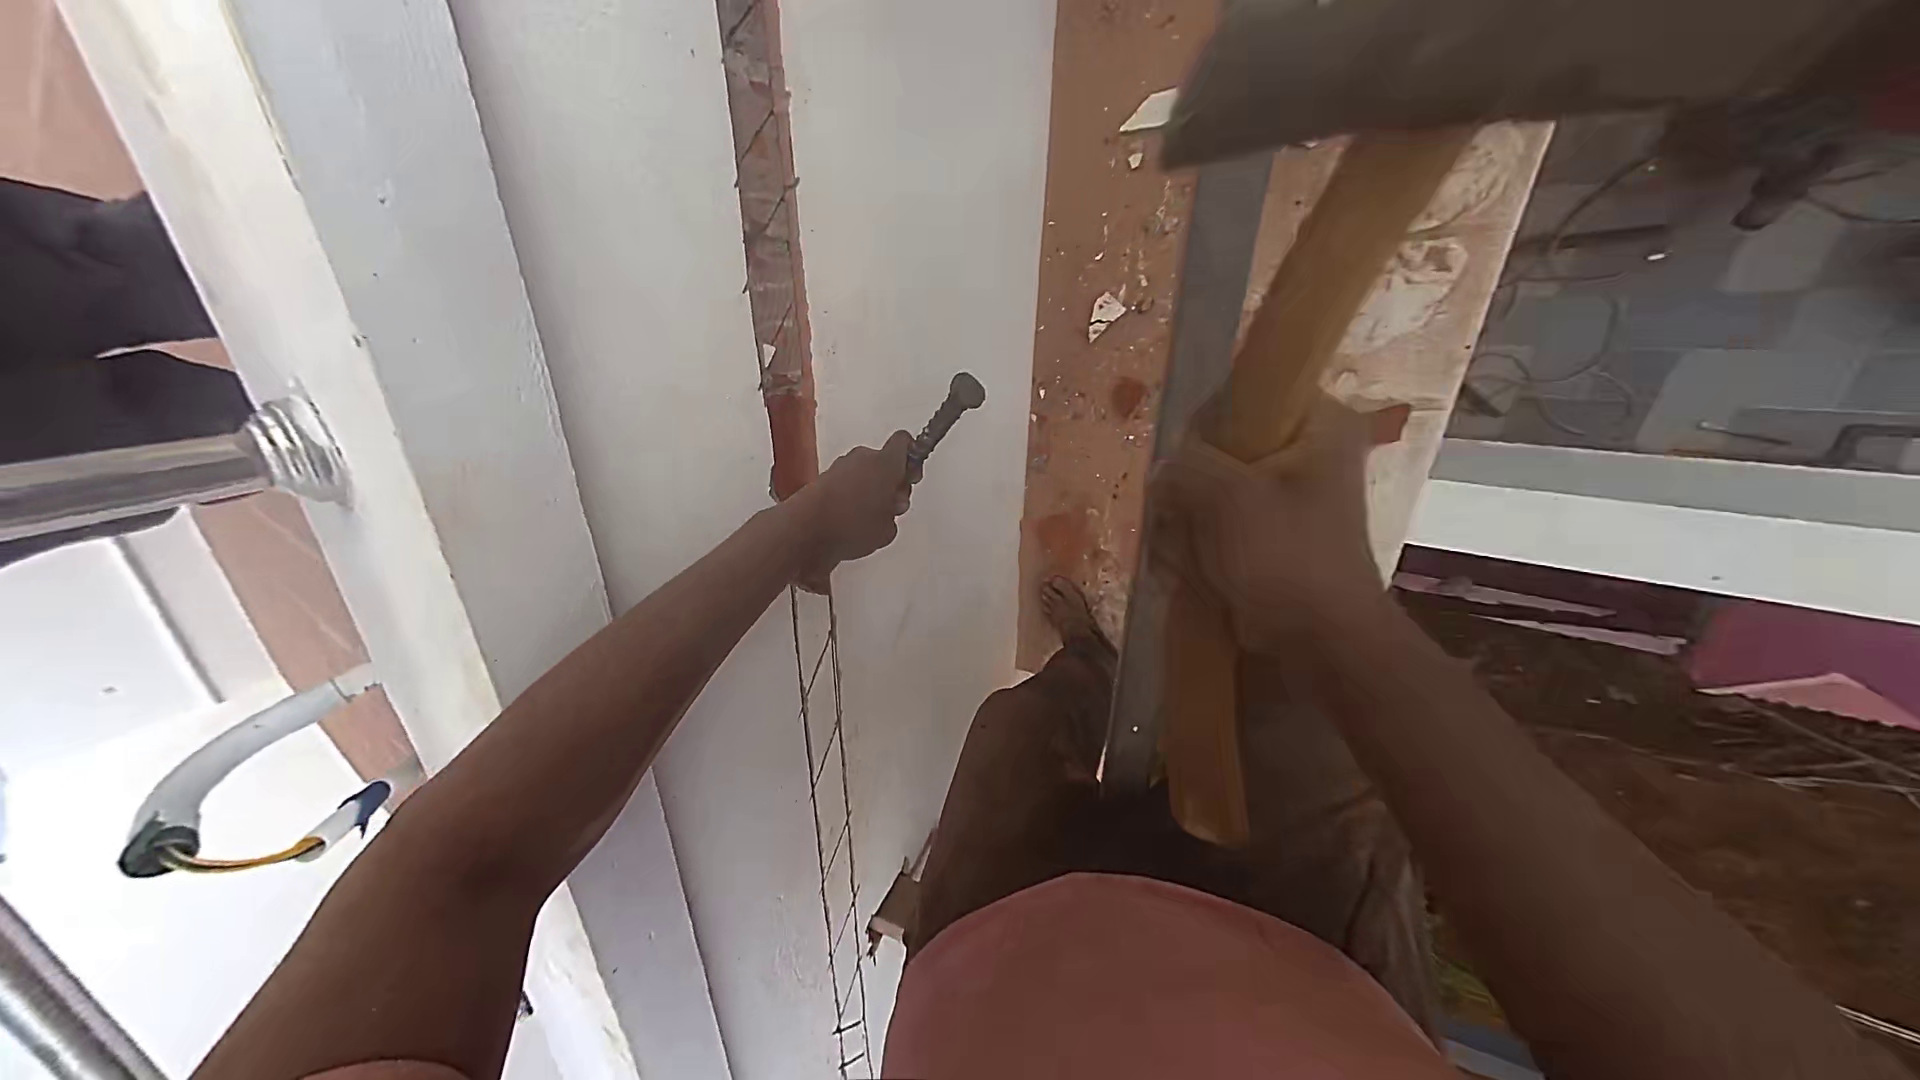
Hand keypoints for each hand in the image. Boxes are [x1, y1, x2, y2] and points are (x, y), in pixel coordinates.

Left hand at [794, 431, 913, 591]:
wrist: (805, 531)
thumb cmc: (851, 525)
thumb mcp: (888, 529)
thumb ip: (893, 513)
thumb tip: (886, 512)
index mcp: (885, 463)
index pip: (905, 444)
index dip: (912, 460)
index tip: (911, 478)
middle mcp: (862, 458)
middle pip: (884, 462)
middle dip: (890, 483)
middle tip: (891, 507)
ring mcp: (839, 467)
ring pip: (864, 474)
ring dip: (869, 491)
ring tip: (868, 519)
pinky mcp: (822, 480)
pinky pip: (845, 484)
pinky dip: (850, 497)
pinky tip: (850, 521)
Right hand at [1148, 394, 1401, 651]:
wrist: (1318, 641)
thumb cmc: (1286, 558)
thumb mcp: (1228, 498)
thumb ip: (1183, 466)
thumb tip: (1161, 470)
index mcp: (1317, 424)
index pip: (1241, 394)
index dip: (1207, 427)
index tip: (1191, 463)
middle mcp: (1301, 452)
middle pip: (1216, 449)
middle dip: (1193, 491)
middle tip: (1194, 520)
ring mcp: (1279, 496)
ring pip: (1205, 491)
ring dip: (1189, 527)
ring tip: (1199, 557)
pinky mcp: (1262, 533)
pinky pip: (1210, 524)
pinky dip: (1197, 548)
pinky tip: (1202, 571)